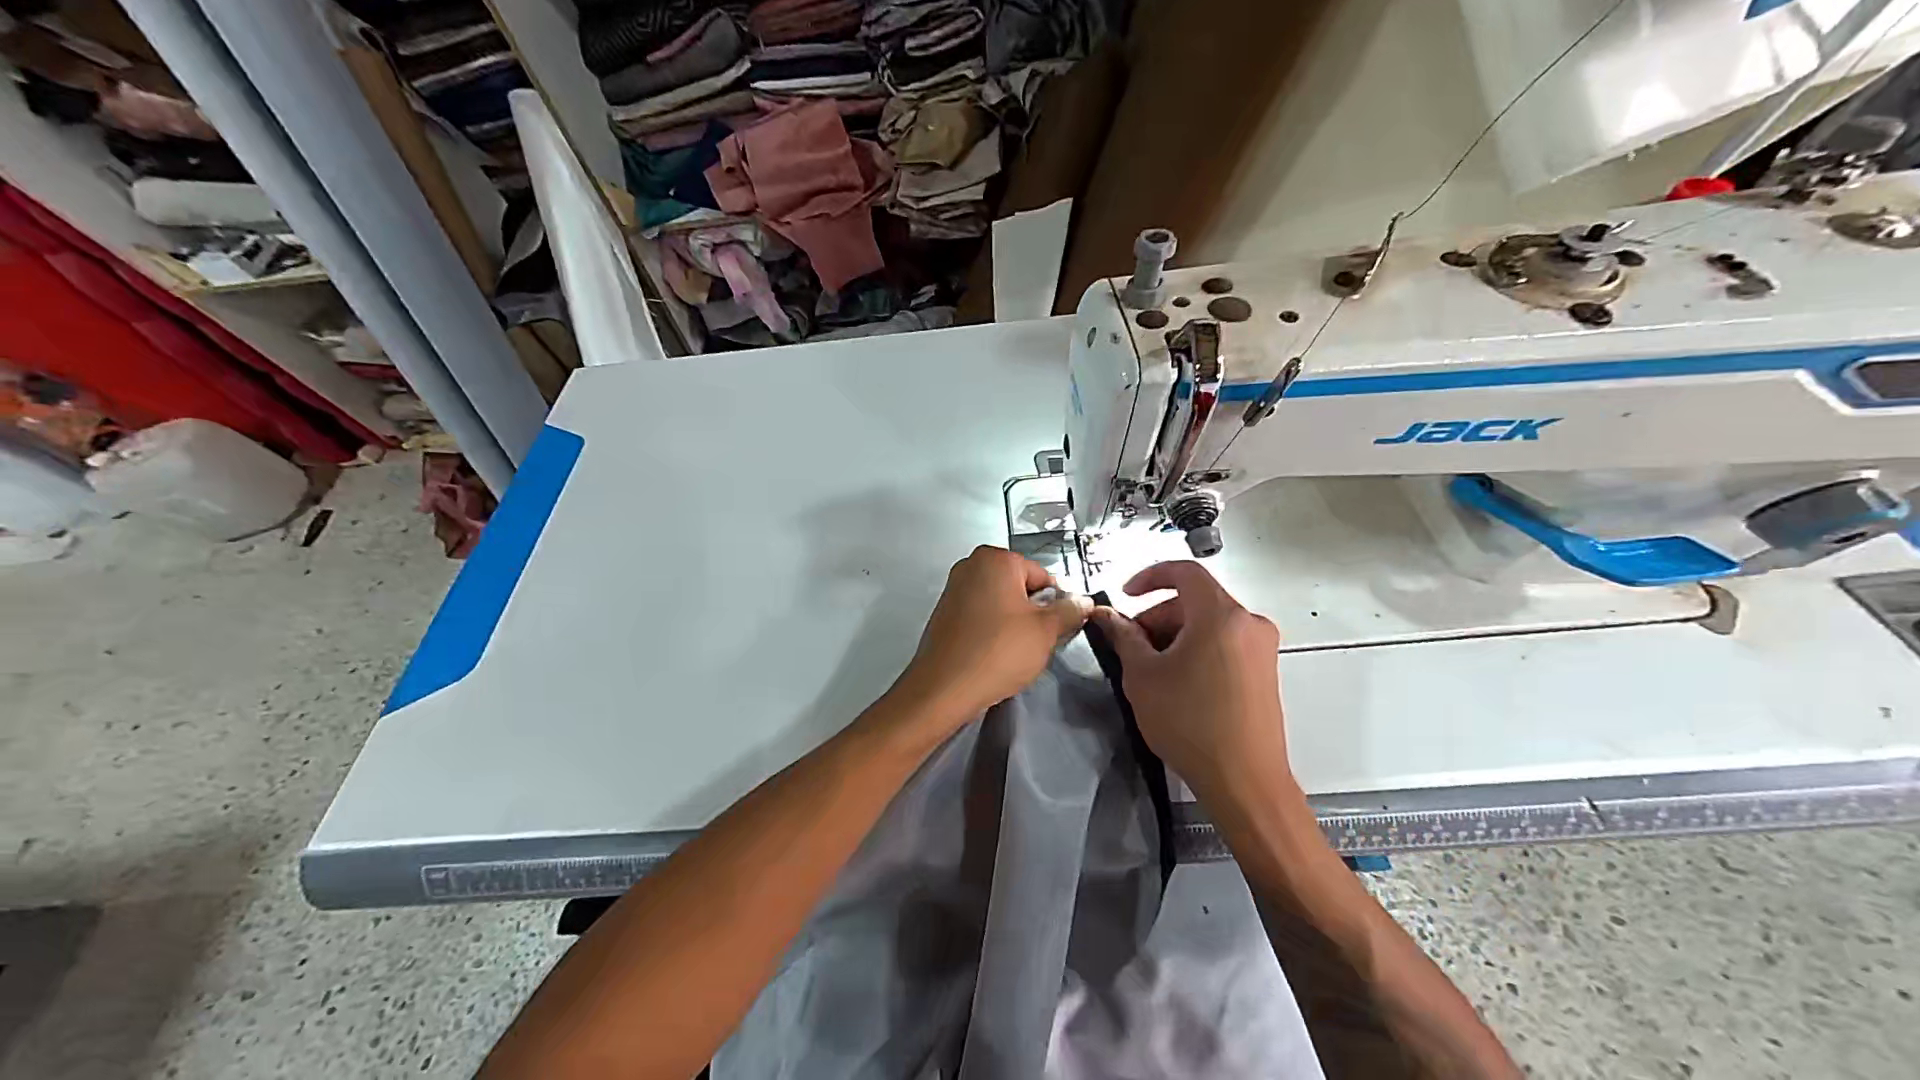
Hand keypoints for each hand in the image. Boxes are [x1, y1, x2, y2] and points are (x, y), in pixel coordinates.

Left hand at [894, 546, 1092, 722]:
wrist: (945, 688)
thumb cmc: (996, 652)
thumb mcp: (1046, 631)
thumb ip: (1069, 611)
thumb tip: (1082, 602)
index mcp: (995, 559)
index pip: (1043, 576)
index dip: (1056, 602)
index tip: (1059, 625)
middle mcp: (970, 566)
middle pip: (1020, 587)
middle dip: (1033, 612)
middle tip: (1038, 640)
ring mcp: (954, 589)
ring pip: (1000, 603)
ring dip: (1013, 624)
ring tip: (1015, 651)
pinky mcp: (944, 614)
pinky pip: (980, 617)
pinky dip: (991, 632)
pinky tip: (995, 654)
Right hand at [1090, 561, 1296, 803]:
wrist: (1244, 780)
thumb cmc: (1190, 723)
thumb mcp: (1143, 676)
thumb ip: (1123, 637)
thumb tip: (1106, 616)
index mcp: (1221, 615)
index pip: (1185, 572)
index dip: (1150, 576)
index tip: (1126, 593)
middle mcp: (1249, 623)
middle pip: (1196, 600)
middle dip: (1158, 615)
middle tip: (1131, 644)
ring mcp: (1262, 648)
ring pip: (1209, 623)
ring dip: (1175, 634)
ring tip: (1151, 669)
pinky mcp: (1265, 671)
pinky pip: (1225, 643)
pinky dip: (1197, 649)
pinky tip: (1177, 682)